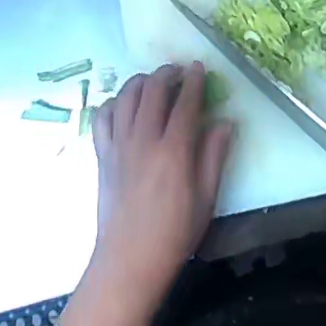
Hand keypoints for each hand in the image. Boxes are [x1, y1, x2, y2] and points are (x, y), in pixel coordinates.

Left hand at [90, 62, 234, 293]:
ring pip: (126, 96)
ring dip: (141, 81)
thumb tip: (224, 122)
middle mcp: (143, 138)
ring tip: (152, 81)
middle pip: (153, 90)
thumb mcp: (206, 199)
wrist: (129, 259)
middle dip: (167, 73)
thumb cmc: (174, 233)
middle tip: (177, 71)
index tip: (199, 67)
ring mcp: (118, 143)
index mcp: (173, 150)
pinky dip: (113, 103)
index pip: (185, 103)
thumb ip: (214, 156)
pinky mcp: (102, 153)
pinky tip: (123, 105)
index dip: (194, 81)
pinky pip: (102, 116)